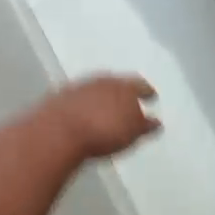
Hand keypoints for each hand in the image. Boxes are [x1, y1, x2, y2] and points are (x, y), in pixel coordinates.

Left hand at [45, 74, 159, 158]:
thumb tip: (157, 122)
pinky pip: (78, 98)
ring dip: (102, 97)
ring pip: (96, 88)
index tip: (152, 96)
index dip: (148, 91)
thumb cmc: (104, 133)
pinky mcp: (59, 96)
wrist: (58, 132)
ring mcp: (79, 86)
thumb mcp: (132, 134)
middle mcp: (102, 80)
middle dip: (123, 93)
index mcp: (125, 86)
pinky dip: (85, 104)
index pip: (141, 85)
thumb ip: (145, 126)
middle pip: (117, 83)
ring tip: (106, 110)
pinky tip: (84, 116)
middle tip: (128, 103)